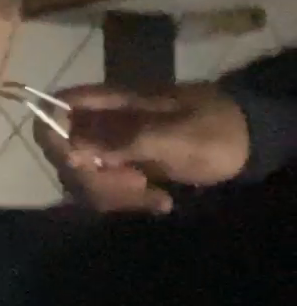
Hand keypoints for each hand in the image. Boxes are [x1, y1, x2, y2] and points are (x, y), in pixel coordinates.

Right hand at [31, 83, 250, 212]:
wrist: (253, 143)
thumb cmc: (219, 130)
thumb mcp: (179, 135)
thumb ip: (126, 140)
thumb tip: (74, 152)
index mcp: (108, 103)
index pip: (54, 110)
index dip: (53, 136)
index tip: (77, 161)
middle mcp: (95, 124)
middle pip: (61, 151)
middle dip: (92, 177)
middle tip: (134, 187)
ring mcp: (102, 146)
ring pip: (76, 175)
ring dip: (110, 194)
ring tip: (156, 199)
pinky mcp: (112, 168)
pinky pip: (95, 188)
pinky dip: (121, 201)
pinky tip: (156, 201)